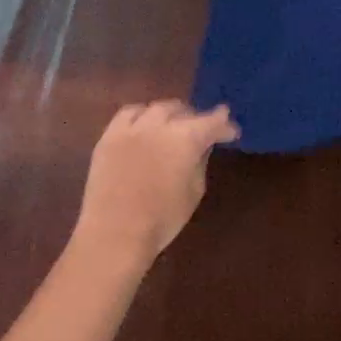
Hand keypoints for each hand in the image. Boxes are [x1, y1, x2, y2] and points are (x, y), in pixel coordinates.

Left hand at [74, 101, 238, 261]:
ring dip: (170, 114)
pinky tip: (144, 125)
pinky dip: (141, 115)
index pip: (213, 121)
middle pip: (183, 110)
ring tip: (173, 125)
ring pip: (156, 108)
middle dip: (196, 118)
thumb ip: (200, 162)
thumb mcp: (195, 191)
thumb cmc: (163, 218)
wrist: (115, 233)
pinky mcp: (109, 137)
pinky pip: (128, 114)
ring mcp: (132, 128)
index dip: (225, 126)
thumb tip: (202, 147)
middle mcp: (160, 124)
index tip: (231, 132)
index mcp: (187, 138)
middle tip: (202, 131)